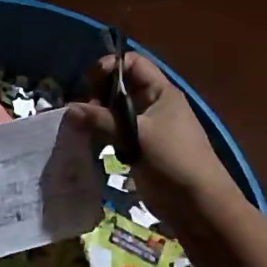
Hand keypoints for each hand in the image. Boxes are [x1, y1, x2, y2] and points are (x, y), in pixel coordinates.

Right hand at [68, 53, 239, 208]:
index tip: (89, 81)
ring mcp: (144, 126)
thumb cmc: (174, 158)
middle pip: (119, 86)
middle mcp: (151, 104)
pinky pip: (114, 132)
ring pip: (114, 111)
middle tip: (82, 110)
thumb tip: (69, 109)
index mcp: (160, 91)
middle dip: (98, 93)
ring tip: (80, 126)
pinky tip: (87, 141)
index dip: (111, 66)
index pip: (133, 63)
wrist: (197, 203)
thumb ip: (102, 120)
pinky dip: (101, 134)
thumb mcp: (138, 134)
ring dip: (97, 116)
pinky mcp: (137, 147)